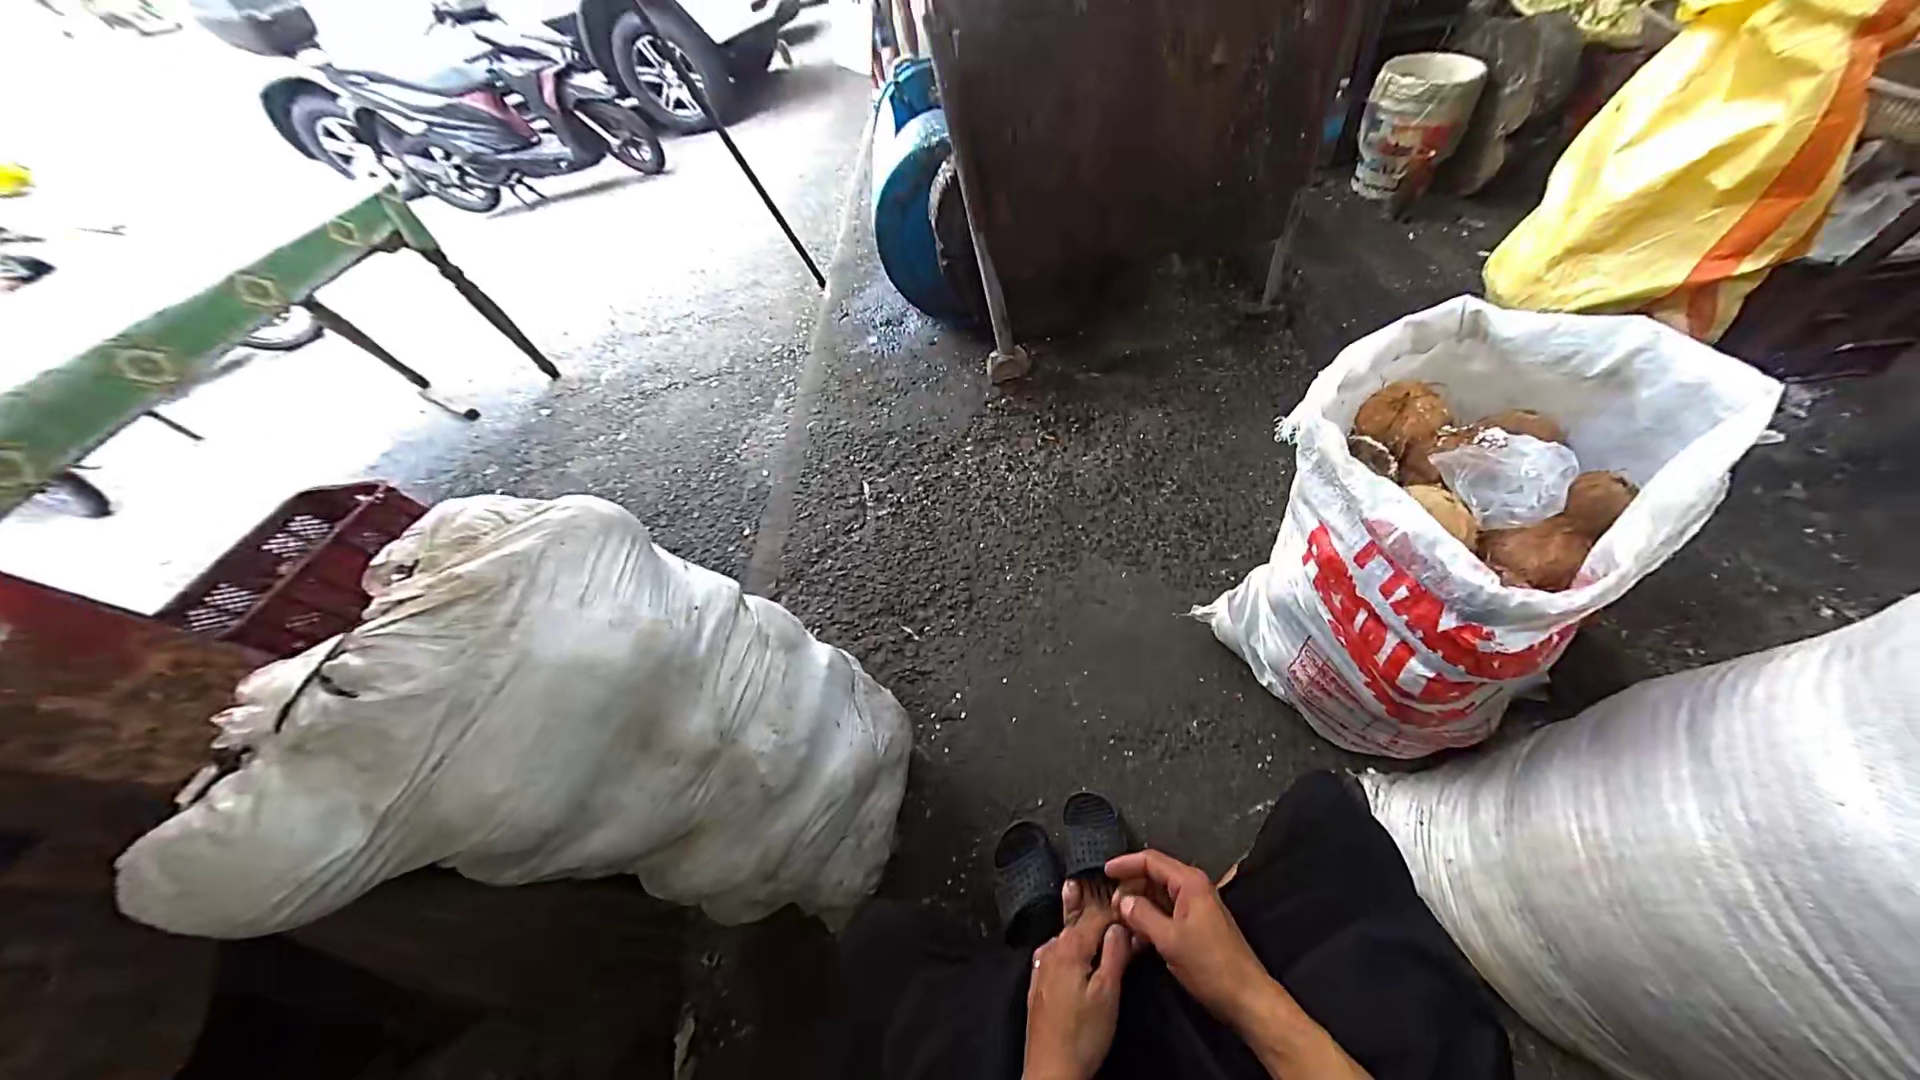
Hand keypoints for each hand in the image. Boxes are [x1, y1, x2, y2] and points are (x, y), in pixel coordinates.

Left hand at [1023, 879, 1134, 1079]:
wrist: (1050, 1071)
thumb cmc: (1083, 1034)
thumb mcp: (1108, 994)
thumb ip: (1115, 954)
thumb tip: (1121, 926)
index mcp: (1070, 946)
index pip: (1097, 917)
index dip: (1117, 911)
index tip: (1134, 905)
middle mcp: (1052, 947)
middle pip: (1080, 923)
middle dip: (1099, 913)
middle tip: (1115, 896)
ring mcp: (1042, 963)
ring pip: (1068, 935)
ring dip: (1085, 927)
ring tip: (1100, 916)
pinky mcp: (1039, 980)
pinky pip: (1058, 950)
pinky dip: (1071, 943)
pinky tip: (1076, 945)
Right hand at [1106, 850, 1274, 1030]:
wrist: (1248, 999)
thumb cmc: (1209, 965)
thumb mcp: (1169, 940)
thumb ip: (1141, 915)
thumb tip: (1122, 900)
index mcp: (1189, 882)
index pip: (1150, 860)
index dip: (1125, 863)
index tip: (1104, 872)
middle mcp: (1193, 887)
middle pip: (1153, 876)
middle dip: (1130, 888)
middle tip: (1111, 905)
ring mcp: (1196, 905)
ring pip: (1159, 895)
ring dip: (1139, 906)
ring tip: (1120, 921)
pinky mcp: (1197, 923)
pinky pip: (1167, 911)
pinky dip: (1151, 919)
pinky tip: (1137, 935)